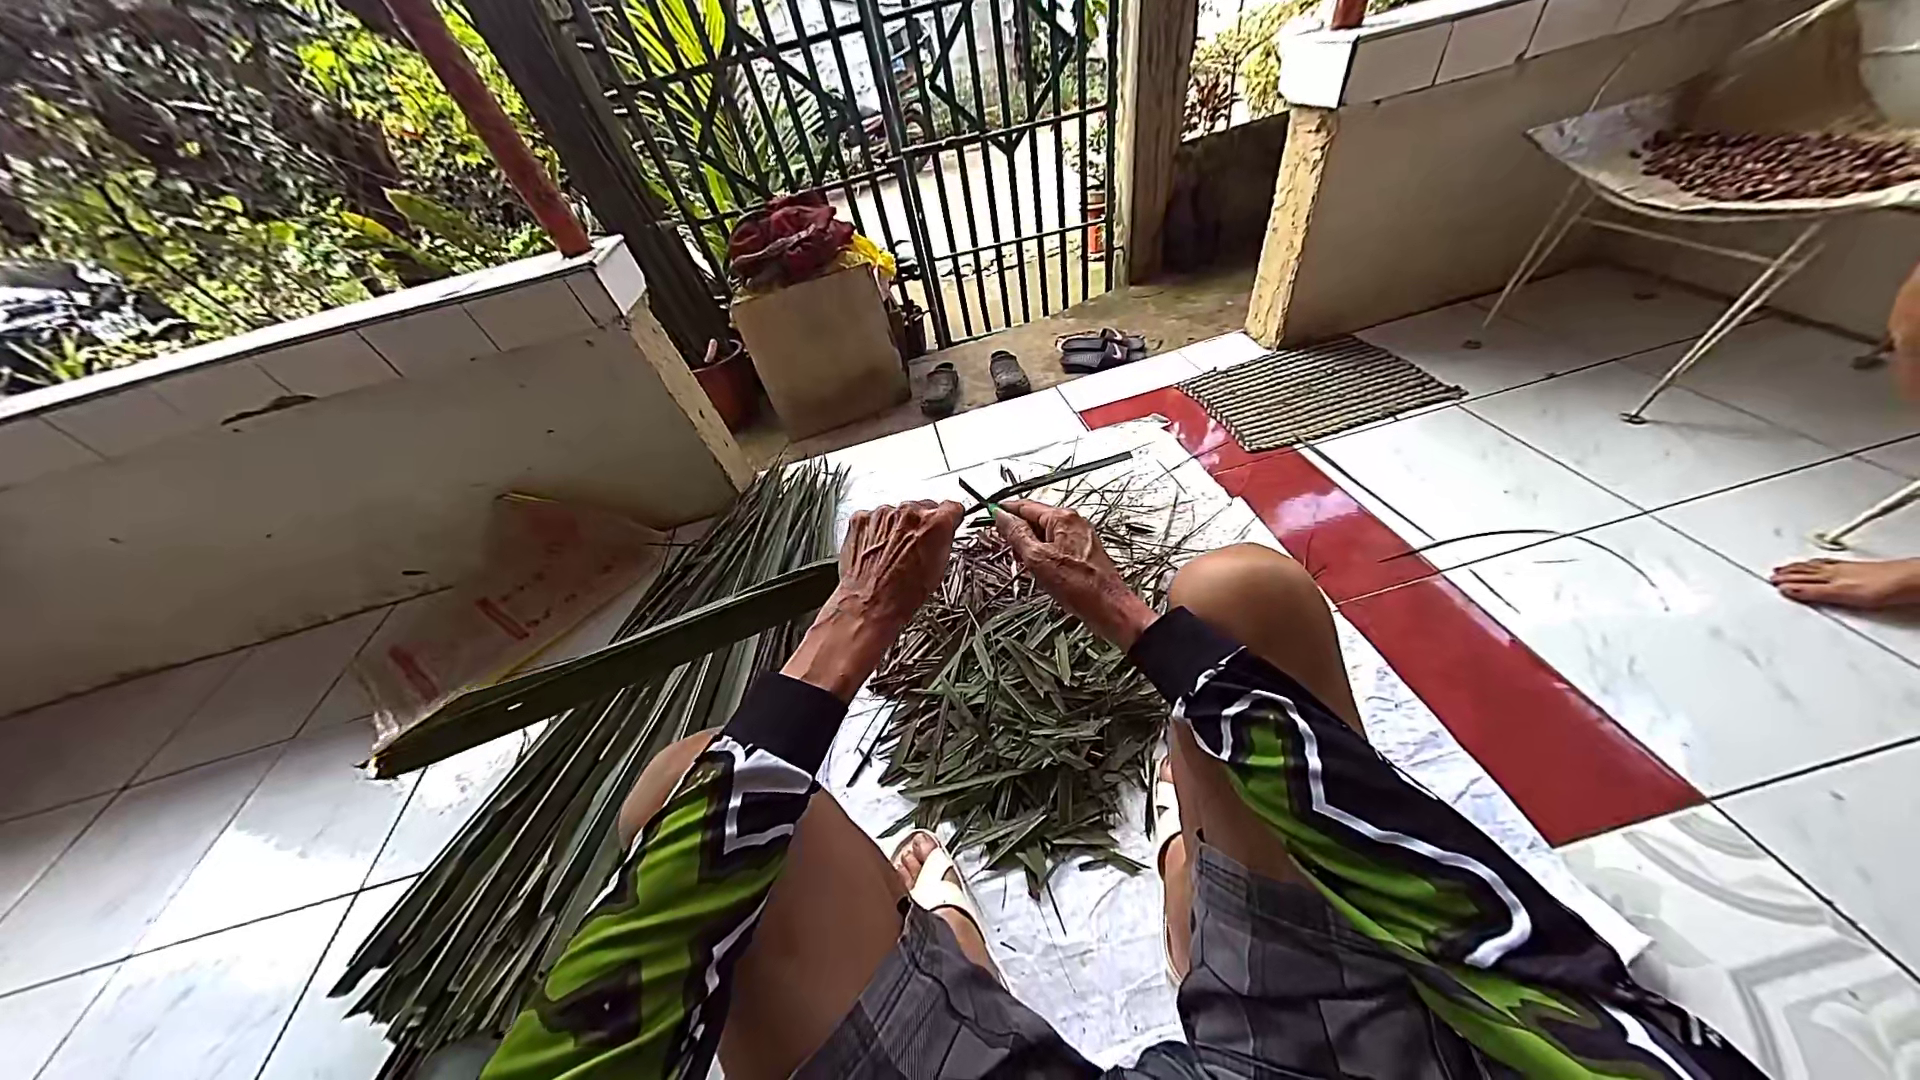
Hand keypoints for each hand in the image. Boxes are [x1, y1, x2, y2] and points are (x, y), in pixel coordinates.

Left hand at [834, 499, 964, 626]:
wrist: (870, 603)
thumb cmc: (903, 593)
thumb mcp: (938, 569)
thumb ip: (942, 542)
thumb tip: (941, 534)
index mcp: (936, 523)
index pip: (951, 508)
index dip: (948, 518)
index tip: (946, 522)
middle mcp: (910, 513)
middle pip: (921, 508)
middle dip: (919, 524)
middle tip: (913, 547)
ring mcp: (883, 514)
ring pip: (895, 513)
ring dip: (895, 527)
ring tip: (892, 554)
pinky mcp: (861, 519)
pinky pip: (872, 519)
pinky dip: (874, 531)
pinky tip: (876, 551)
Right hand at [995, 499, 1157, 648]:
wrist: (1108, 608)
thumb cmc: (1080, 586)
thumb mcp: (1037, 558)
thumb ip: (1016, 534)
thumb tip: (1001, 517)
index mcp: (1062, 518)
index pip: (1025, 506)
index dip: (1005, 511)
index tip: (989, 515)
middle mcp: (1074, 523)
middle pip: (1035, 520)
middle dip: (1017, 533)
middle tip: (1005, 549)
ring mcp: (1080, 538)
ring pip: (1044, 535)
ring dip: (1029, 547)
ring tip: (1024, 565)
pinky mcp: (1082, 553)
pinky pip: (1055, 547)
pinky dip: (1042, 556)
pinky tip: (1039, 572)